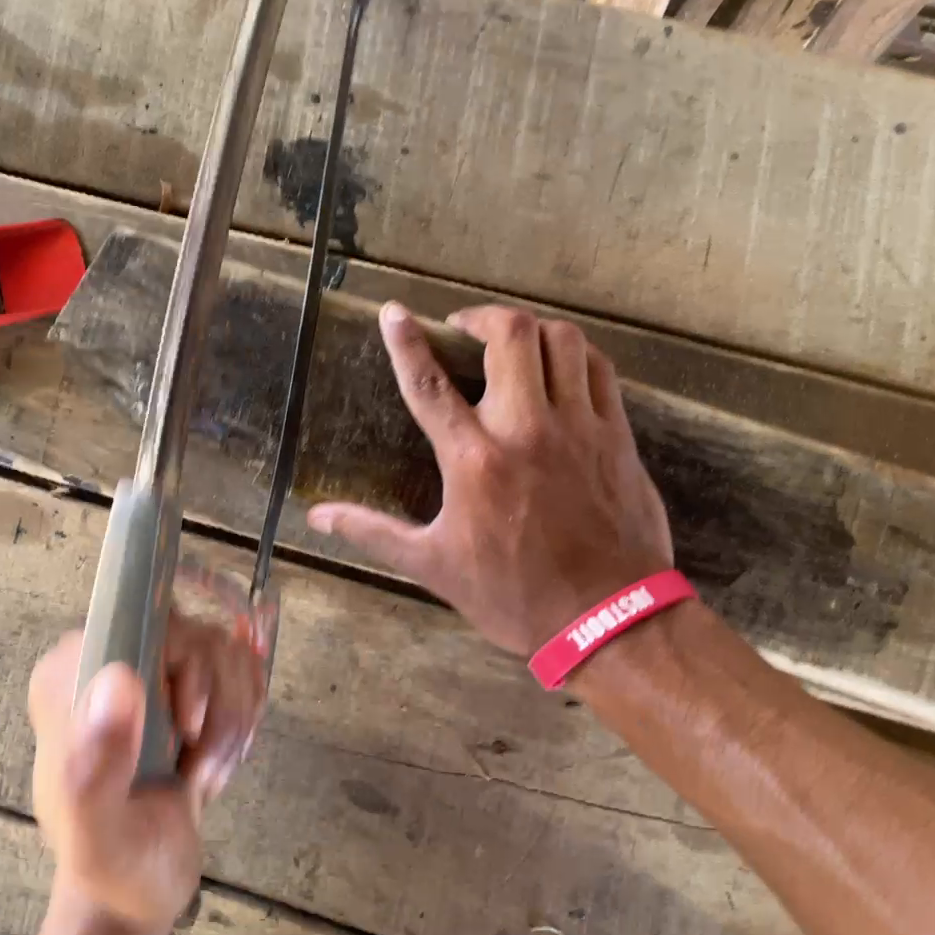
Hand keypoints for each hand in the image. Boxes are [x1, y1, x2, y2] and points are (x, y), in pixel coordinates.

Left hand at [28, 613, 263, 934]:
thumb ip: (95, 768)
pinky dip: (242, 718)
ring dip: (231, 721)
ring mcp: (153, 663)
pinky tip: (214, 757)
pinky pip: (244, 669)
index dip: (182, 666)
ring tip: (202, 769)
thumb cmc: (114, 863)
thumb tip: (121, 681)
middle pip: (197, 634)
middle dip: (215, 705)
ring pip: (227, 652)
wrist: (143, 884)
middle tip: (196, 760)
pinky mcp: (189, 679)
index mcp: (71, 672)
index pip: (146, 619)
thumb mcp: (98, 834)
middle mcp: (110, 655)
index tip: (183, 726)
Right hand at [307, 303, 672, 655]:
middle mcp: (526, 429)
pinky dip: (575, 354)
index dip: (406, 342)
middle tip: (464, 330)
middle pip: (509, 336)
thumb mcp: (434, 566)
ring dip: (531, 330)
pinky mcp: (617, 437)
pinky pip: (599, 370)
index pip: (429, 385)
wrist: (611, 622)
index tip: (393, 311)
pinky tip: (560, 367)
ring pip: (561, 341)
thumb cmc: (514, 594)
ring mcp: (578, 428)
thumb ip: (373, 532)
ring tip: (513, 344)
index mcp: (473, 460)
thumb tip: (317, 518)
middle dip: (481, 317)